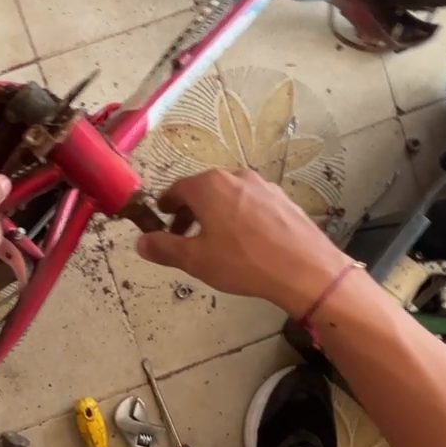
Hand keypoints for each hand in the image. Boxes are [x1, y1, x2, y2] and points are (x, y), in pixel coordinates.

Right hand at [136, 168, 353, 317]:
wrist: (304, 269)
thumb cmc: (243, 262)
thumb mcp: (195, 260)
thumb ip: (164, 248)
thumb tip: (141, 242)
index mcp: (209, 186)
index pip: (177, 190)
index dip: (165, 206)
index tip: (161, 220)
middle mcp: (235, 177)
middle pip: (203, 191)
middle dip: (190, 212)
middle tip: (183, 236)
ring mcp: (263, 186)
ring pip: (228, 197)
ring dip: (215, 214)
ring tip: (214, 242)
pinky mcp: (283, 199)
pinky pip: (251, 205)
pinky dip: (239, 218)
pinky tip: (244, 243)